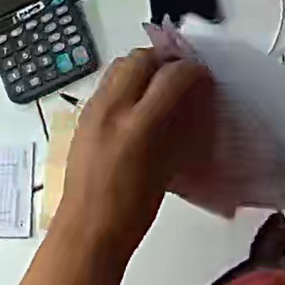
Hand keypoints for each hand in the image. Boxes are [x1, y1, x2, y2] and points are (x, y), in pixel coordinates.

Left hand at [54, 49, 210, 256]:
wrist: (88, 225)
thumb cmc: (133, 208)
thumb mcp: (166, 167)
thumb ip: (176, 128)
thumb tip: (187, 104)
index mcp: (138, 126)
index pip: (171, 77)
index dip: (192, 70)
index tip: (203, 75)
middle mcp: (111, 109)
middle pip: (139, 59)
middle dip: (164, 59)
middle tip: (181, 71)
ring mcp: (92, 109)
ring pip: (118, 66)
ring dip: (142, 66)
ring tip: (159, 81)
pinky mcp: (81, 115)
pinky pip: (105, 84)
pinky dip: (124, 81)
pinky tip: (137, 99)